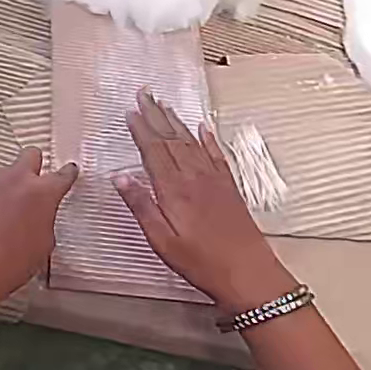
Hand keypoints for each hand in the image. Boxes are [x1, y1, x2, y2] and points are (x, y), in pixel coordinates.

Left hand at [0, 148, 78, 290]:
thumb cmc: (10, 261)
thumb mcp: (44, 242)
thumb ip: (45, 218)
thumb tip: (39, 215)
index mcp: (44, 192)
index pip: (63, 174)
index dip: (67, 174)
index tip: (68, 171)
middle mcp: (19, 178)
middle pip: (31, 155)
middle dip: (34, 164)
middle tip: (31, 181)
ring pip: (4, 173)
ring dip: (4, 187)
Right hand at [115, 90, 287, 312]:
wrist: (250, 275)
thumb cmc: (202, 262)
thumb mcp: (162, 240)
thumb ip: (141, 206)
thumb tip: (120, 178)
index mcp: (175, 189)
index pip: (154, 150)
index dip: (141, 130)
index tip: (130, 112)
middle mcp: (195, 177)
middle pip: (171, 138)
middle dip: (156, 115)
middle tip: (144, 94)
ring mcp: (214, 180)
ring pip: (191, 141)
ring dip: (176, 121)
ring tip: (164, 104)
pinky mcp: (229, 188)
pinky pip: (216, 155)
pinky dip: (207, 138)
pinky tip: (202, 128)